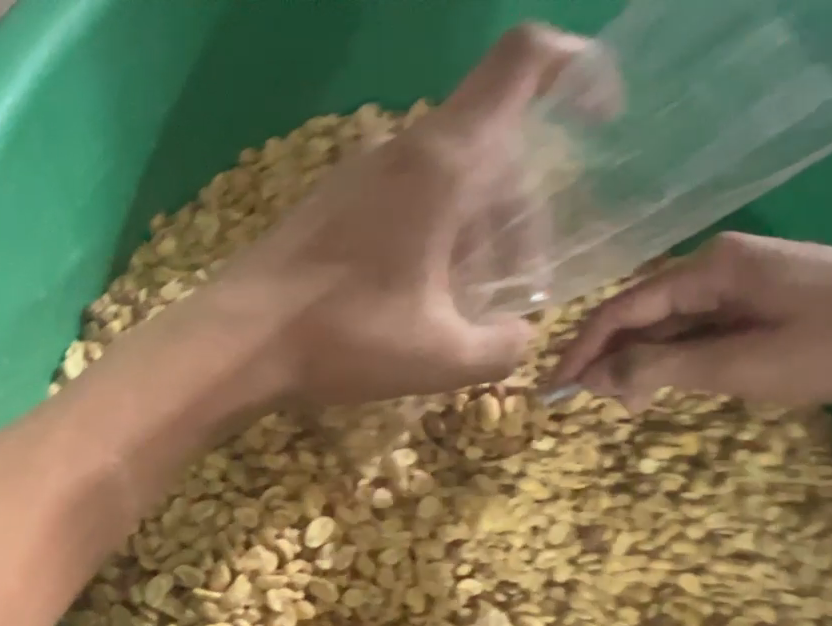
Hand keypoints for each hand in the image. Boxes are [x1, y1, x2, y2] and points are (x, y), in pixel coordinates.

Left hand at [203, 23, 592, 410]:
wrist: (232, 343)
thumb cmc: (341, 338)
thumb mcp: (439, 357)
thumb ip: (502, 346)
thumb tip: (519, 338)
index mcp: (443, 160)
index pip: (523, 62)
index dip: (577, 66)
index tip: (599, 115)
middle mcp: (398, 150)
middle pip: (490, 149)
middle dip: (521, 212)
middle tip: (516, 288)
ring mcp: (354, 175)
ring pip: (443, 182)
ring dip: (471, 234)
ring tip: (465, 306)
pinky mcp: (325, 206)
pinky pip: (398, 202)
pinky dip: (426, 238)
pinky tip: (414, 300)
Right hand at [548, 232, 831, 413]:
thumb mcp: (740, 364)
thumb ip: (659, 366)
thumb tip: (594, 375)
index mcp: (712, 266)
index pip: (621, 308)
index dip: (580, 351)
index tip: (550, 392)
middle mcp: (724, 265)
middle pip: (643, 313)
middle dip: (613, 359)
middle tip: (599, 408)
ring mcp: (751, 284)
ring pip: (673, 325)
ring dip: (647, 363)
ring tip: (634, 405)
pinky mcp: (773, 306)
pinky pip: (705, 331)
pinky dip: (681, 360)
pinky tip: (675, 386)